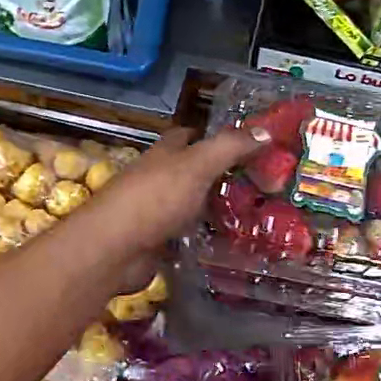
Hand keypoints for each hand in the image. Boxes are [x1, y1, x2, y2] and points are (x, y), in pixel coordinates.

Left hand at [74, 126, 265, 255]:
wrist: (114, 249)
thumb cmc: (154, 199)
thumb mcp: (197, 166)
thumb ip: (229, 148)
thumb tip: (266, 131)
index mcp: (163, 155)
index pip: (185, 136)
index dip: (209, 135)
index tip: (241, 142)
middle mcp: (156, 180)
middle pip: (189, 172)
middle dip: (217, 174)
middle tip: (257, 183)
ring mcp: (153, 213)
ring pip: (188, 205)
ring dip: (211, 208)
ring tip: (250, 213)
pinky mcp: (154, 243)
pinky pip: (184, 235)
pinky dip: (202, 237)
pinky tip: (225, 242)